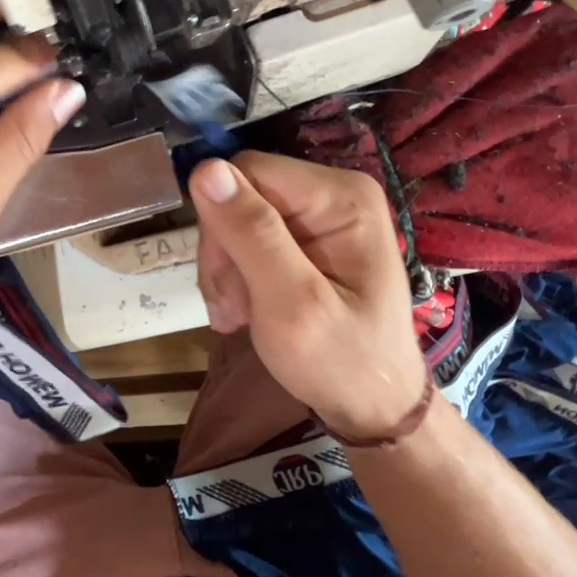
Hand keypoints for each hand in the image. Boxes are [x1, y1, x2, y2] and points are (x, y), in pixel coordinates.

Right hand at [188, 153, 426, 438]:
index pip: (246, 172)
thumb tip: (205, 169)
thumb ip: (251, 234)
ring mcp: (321, 212)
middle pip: (239, 193)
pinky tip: (243, 309)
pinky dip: (235, 274)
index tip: (224, 281)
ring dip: (225, 269)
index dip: (221, 220)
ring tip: (236, 315)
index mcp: (341, 196)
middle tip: (230, 307)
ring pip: (235, 215)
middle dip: (223, 251)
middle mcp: (333, 191)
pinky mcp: (308, 234)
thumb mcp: (291, 303)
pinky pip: (247, 234)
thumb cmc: (340, 361)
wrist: (372, 407)